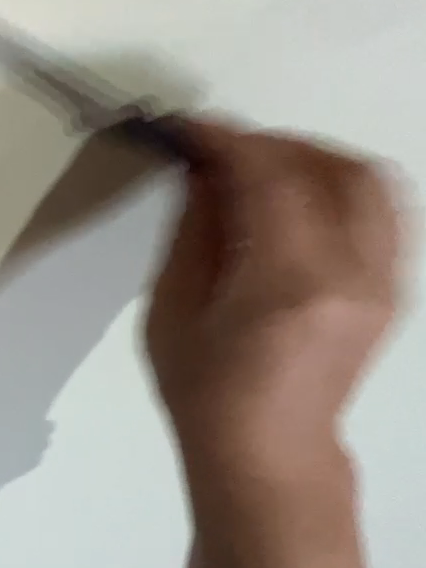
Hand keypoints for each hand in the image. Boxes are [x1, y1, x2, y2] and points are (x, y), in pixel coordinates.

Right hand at [145, 117, 405, 463]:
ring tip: (248, 164)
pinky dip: (329, 185)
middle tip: (216, 144)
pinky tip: (281, 196)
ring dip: (308, 158)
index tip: (185, 127)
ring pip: (371, 184)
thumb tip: (203, 174)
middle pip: (341, 171)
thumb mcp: (174, 302)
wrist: (267, 441)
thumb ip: (197, 232)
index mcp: (290, 282)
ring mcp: (388, 280)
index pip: (273, 181)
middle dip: (275, 142)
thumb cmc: (199, 379)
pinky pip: (376, 211)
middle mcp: (357, 274)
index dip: (228, 141)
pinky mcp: (392, 285)